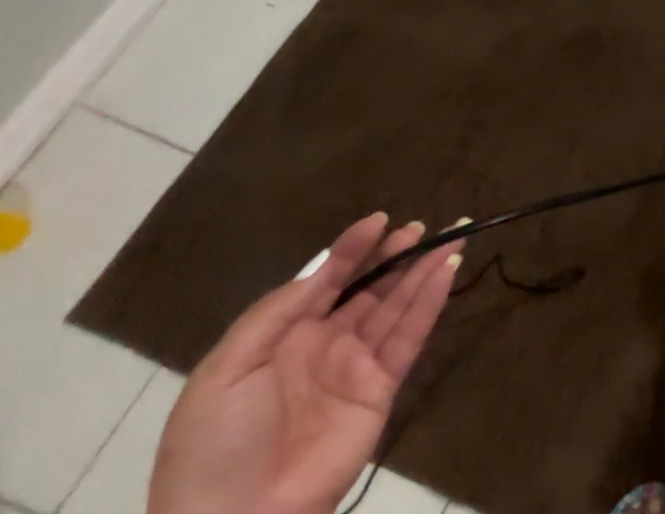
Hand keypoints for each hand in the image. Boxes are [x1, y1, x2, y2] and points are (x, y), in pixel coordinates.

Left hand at [149, 214, 464, 513]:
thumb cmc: (214, 445)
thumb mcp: (223, 372)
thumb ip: (276, 314)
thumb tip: (323, 265)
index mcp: (280, 338)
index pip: (324, 281)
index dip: (351, 250)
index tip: (379, 221)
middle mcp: (322, 344)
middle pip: (368, 289)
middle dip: (395, 257)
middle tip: (424, 227)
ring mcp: (355, 366)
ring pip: (395, 307)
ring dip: (422, 273)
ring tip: (450, 241)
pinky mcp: (382, 388)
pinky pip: (409, 338)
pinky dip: (430, 305)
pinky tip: (446, 275)